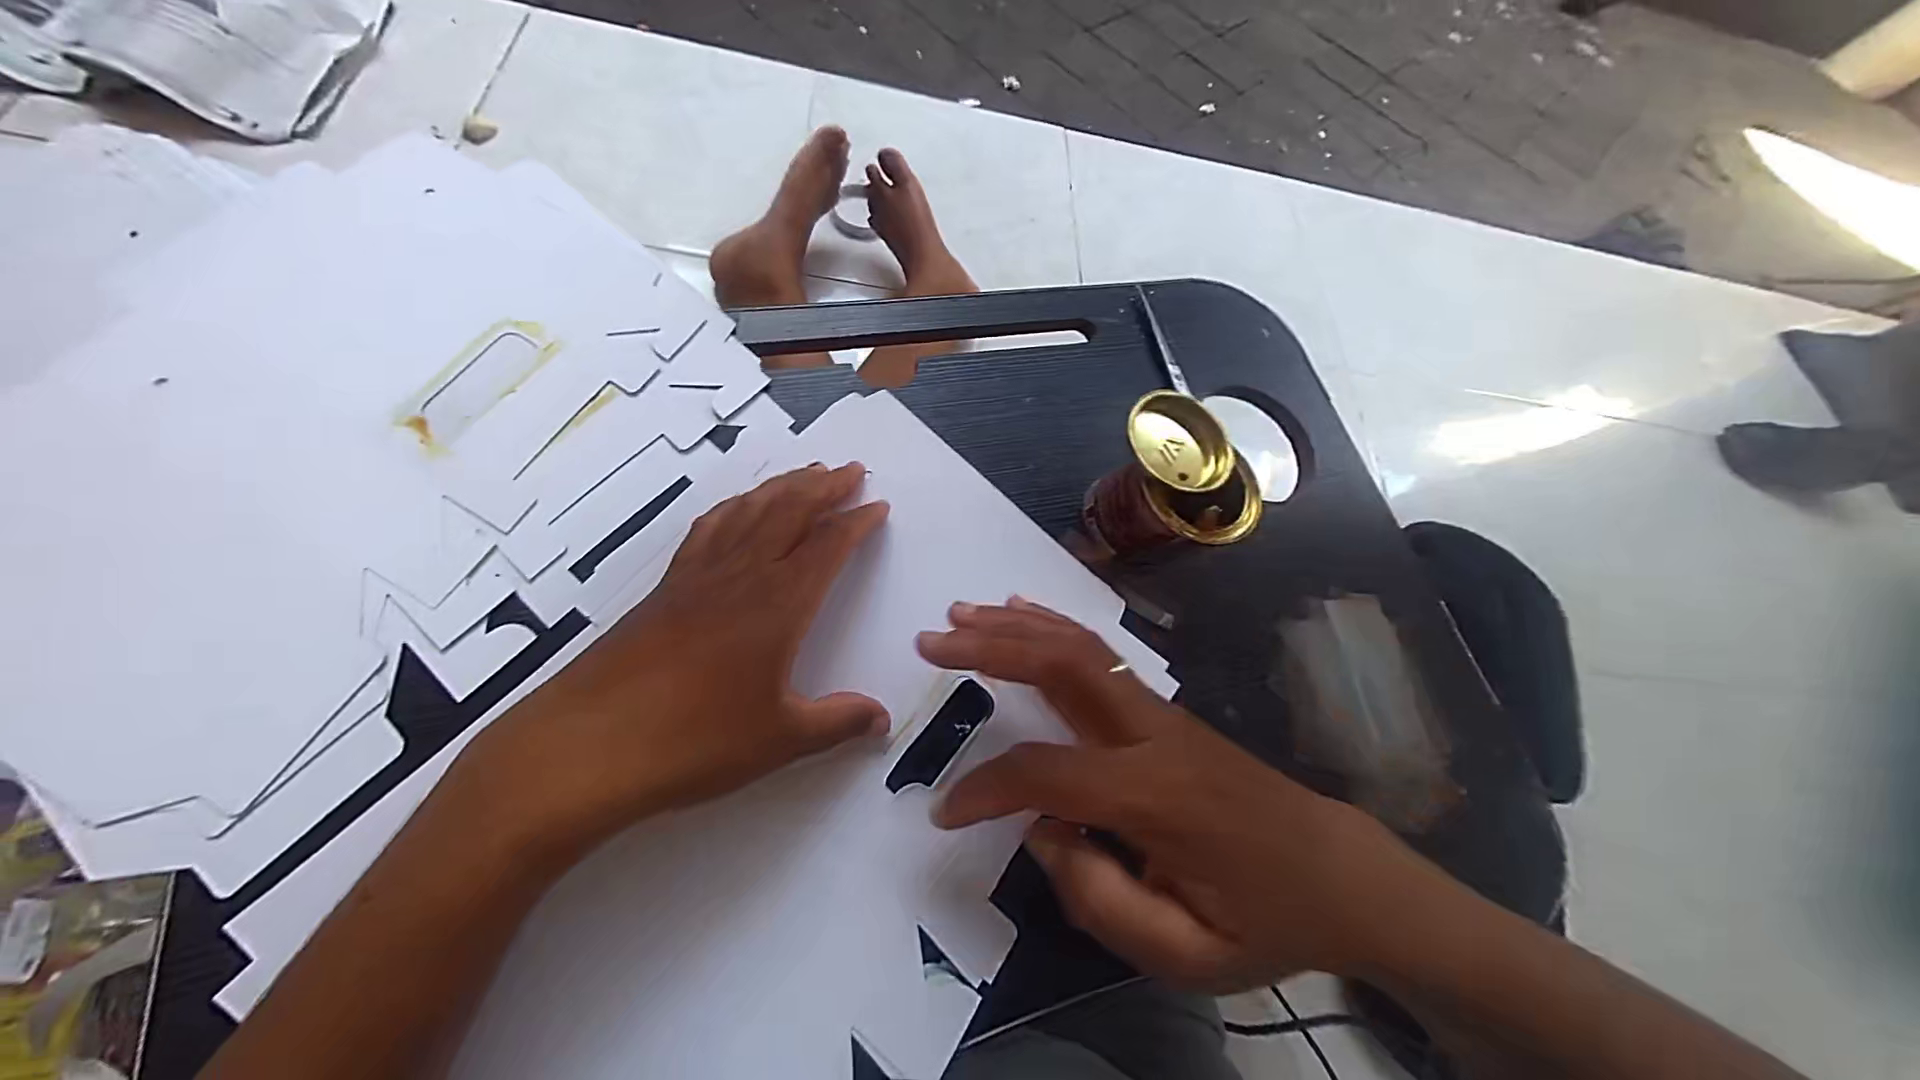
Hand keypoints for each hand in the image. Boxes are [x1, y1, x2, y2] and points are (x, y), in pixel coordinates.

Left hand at [456, 463, 891, 860]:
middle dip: (823, 487)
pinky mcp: (665, 591)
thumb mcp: (781, 739)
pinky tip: (736, 509)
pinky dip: (732, 509)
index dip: (856, 522)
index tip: (877, 506)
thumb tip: (882, 719)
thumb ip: (837, 722)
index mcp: (778, 604)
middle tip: (849, 470)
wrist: (586, 747)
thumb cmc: (693, 741)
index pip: (827, 546)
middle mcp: (741, 578)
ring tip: (805, 474)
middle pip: (788, 512)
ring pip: (748, 513)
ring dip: (781, 488)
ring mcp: (698, 579)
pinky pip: (708, 531)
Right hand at [917, 599, 1468, 990]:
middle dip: (990, 648)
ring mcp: (1159, 710)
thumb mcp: (1185, 953)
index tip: (945, 812)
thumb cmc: (1264, 918)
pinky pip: (1098, 654)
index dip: (986, 787)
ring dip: (1013, 626)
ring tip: (959, 615)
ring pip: (1078, 647)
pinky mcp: (1161, 707)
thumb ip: (1098, 900)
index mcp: (1154, 795)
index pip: (1046, 772)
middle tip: (930, 643)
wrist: (1339, 872)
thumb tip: (1043, 831)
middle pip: (1062, 665)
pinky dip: (1052, 626)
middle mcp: (1152, 733)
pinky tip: (1020, 612)